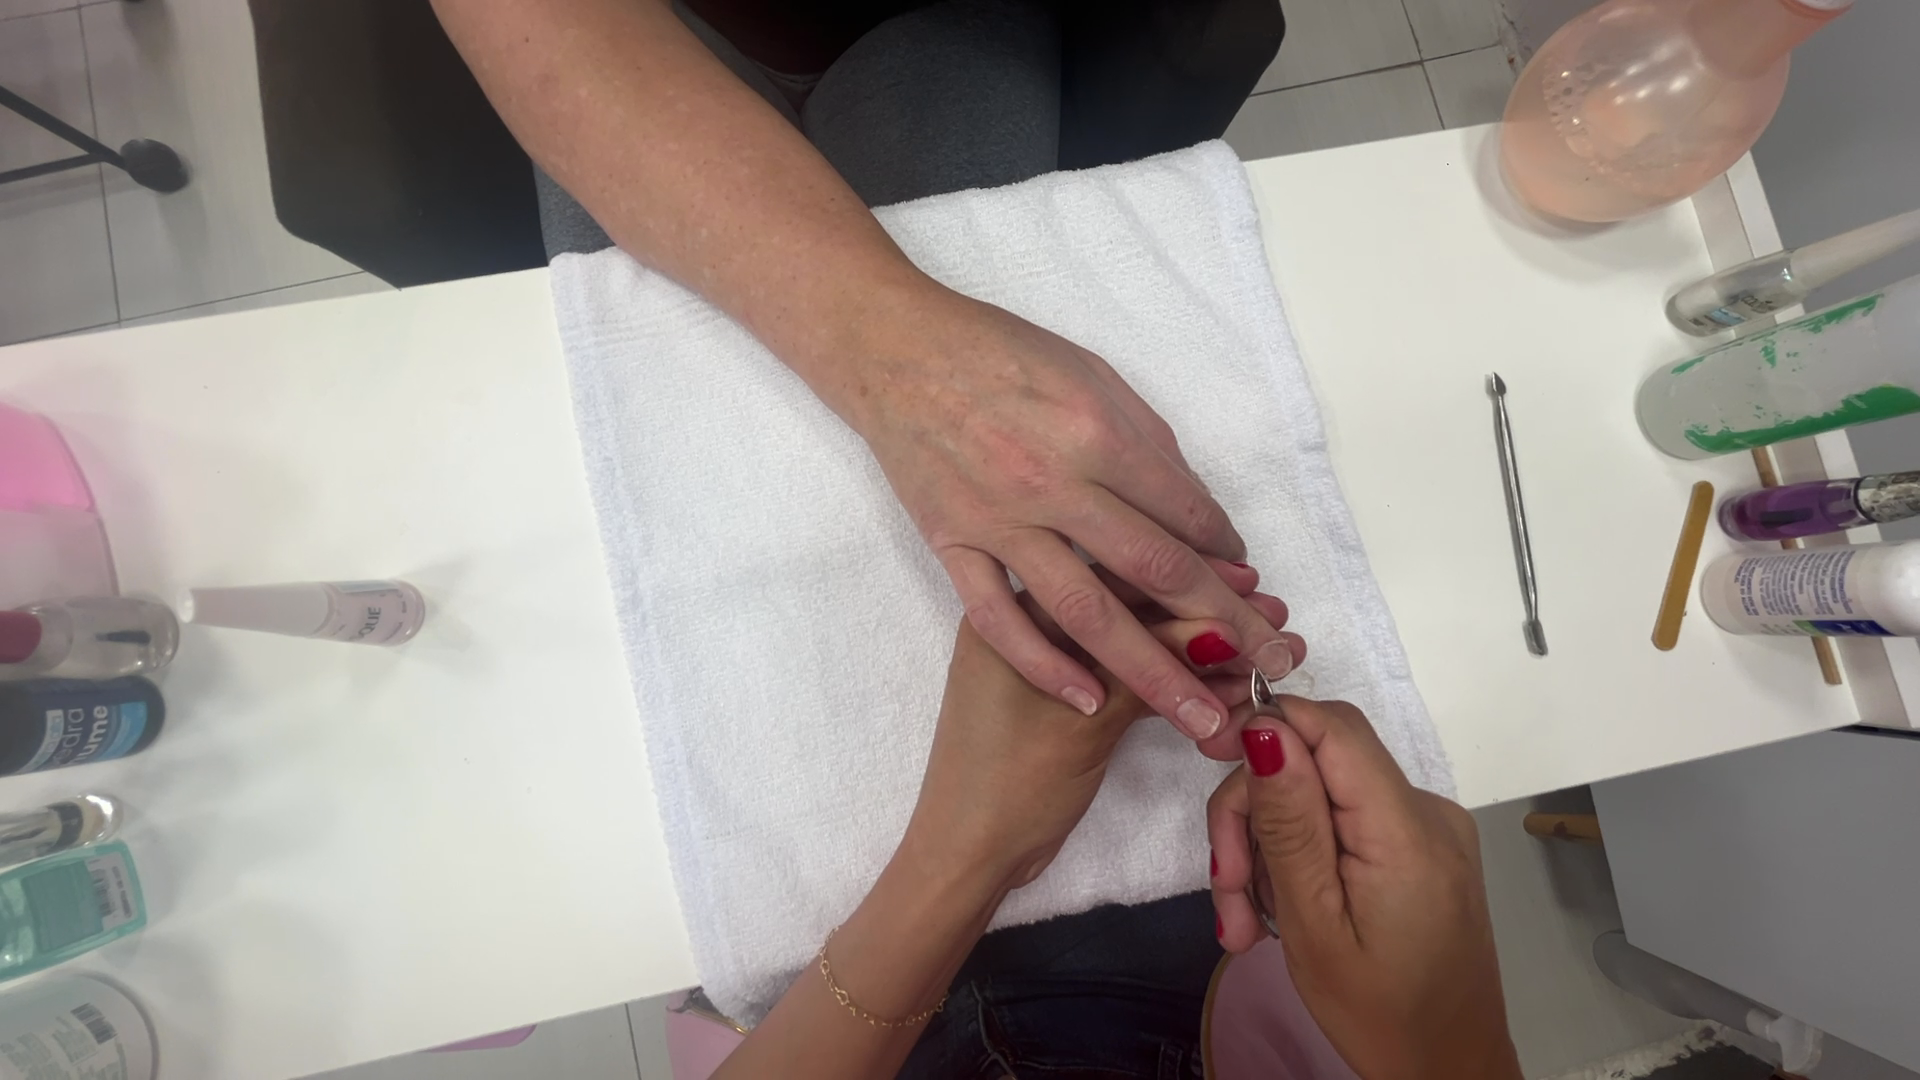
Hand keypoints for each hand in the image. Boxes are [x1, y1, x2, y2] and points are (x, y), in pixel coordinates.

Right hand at [835, 284, 1296, 742]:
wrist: (897, 355)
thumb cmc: (998, 351)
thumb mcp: (1089, 371)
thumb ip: (1144, 439)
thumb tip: (1191, 505)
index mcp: (1097, 431)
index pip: (1185, 511)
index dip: (1228, 553)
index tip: (1248, 581)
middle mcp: (1054, 484)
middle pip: (1155, 570)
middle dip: (1226, 624)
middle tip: (1275, 668)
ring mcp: (999, 523)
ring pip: (1085, 612)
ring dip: (1151, 670)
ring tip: (1202, 721)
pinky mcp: (951, 546)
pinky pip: (998, 619)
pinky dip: (1042, 663)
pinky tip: (1088, 698)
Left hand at [904, 584, 1292, 889]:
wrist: (969, 856)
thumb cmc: (1011, 783)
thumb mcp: (1085, 723)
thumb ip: (1149, 672)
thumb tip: (1227, 630)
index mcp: (1013, 615)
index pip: (1109, 583)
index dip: (1183, 583)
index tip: (1249, 587)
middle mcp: (1031, 627)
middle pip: (1129, 611)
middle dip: (1203, 616)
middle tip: (1273, 616)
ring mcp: (1052, 665)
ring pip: (1135, 645)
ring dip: (1198, 651)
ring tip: (1270, 647)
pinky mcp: (1070, 698)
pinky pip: (1128, 676)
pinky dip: (1175, 681)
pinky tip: (1230, 681)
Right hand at [1207, 700, 1521, 1079]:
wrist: (1448, 1076)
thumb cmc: (1377, 1016)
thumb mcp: (1312, 923)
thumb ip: (1288, 821)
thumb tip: (1264, 726)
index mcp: (1407, 831)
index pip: (1331, 727)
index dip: (1264, 722)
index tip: (1208, 755)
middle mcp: (1425, 810)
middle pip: (1313, 759)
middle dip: (1251, 809)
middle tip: (1225, 883)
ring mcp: (1422, 826)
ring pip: (1314, 790)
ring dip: (1264, 843)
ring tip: (1244, 917)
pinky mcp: (1411, 843)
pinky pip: (1334, 816)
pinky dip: (1294, 852)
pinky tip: (1275, 905)